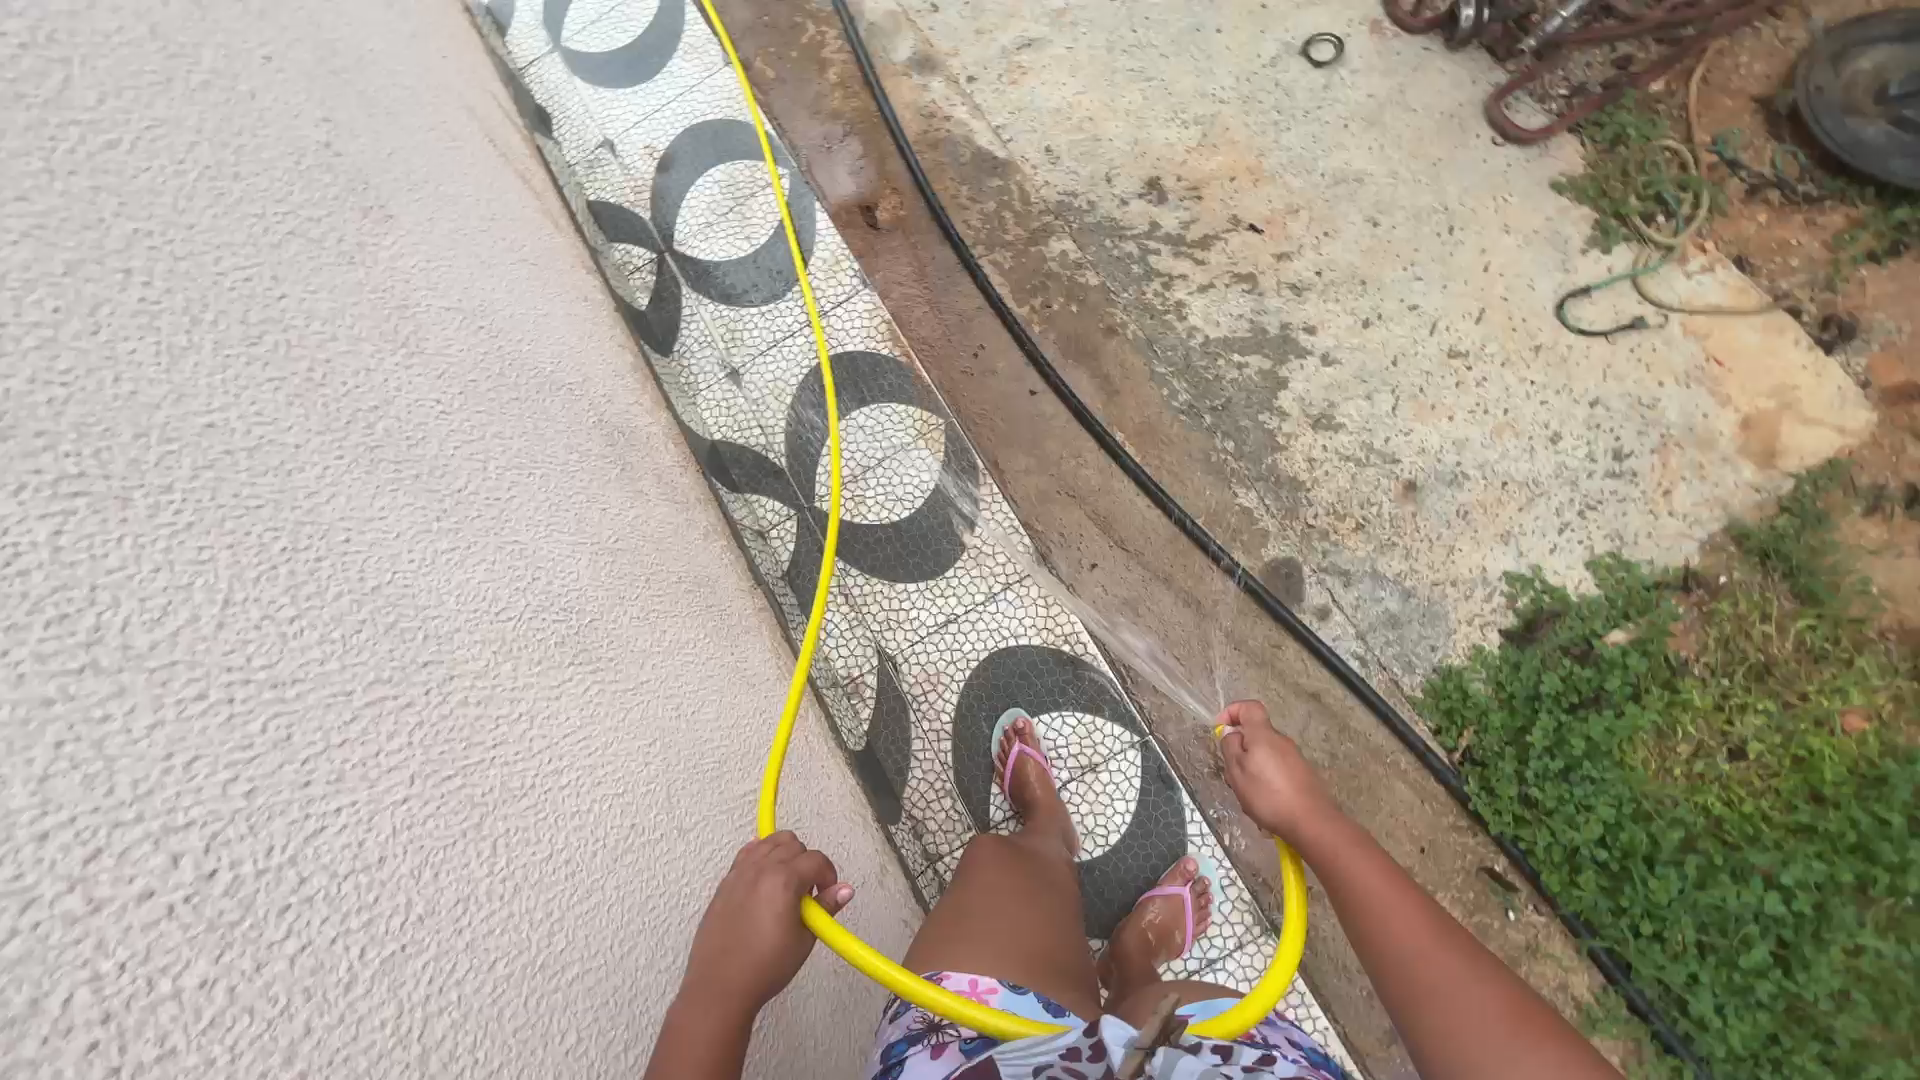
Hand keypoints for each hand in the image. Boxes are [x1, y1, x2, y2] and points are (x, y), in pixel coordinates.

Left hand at [678, 831, 853, 1015]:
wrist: (719, 987)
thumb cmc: (764, 968)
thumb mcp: (804, 939)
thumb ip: (826, 908)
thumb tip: (845, 889)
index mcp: (784, 880)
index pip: (816, 859)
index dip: (827, 875)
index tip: (827, 893)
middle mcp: (761, 869)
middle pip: (793, 844)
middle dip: (807, 862)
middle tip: (807, 892)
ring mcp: (740, 873)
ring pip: (769, 841)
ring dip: (784, 854)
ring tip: (787, 884)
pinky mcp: (725, 883)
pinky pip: (747, 853)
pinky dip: (760, 856)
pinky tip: (765, 879)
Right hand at [1217, 700, 1341, 843]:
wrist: (1312, 823)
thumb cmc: (1268, 795)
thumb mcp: (1237, 771)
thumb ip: (1230, 747)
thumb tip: (1231, 733)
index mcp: (1263, 735)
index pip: (1249, 707)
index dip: (1232, 712)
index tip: (1221, 730)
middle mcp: (1281, 741)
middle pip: (1256, 734)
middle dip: (1240, 749)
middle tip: (1232, 773)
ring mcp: (1294, 758)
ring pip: (1265, 754)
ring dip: (1252, 767)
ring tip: (1248, 792)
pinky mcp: (1302, 774)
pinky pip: (1276, 768)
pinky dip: (1266, 778)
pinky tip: (1266, 801)